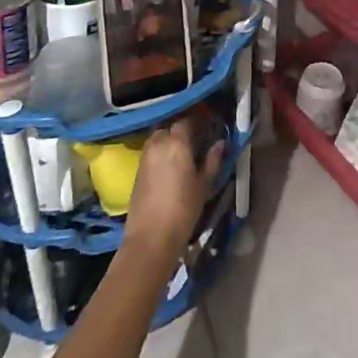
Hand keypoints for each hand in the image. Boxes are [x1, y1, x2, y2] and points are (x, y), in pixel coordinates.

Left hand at [123, 114, 223, 255]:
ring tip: (181, 152)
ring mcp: (144, 157)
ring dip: (167, 140)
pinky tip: (168, 165)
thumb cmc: (184, 208)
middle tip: (194, 139)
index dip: (196, 122)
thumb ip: (212, 160)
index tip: (206, 126)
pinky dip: (159, 153)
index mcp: (177, 143)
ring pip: (156, 139)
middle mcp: (158, 144)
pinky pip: (150, 152)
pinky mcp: (136, 171)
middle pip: (168, 128)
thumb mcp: (204, 184)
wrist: (151, 236)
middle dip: (179, 130)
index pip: (185, 121)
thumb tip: (220, 143)